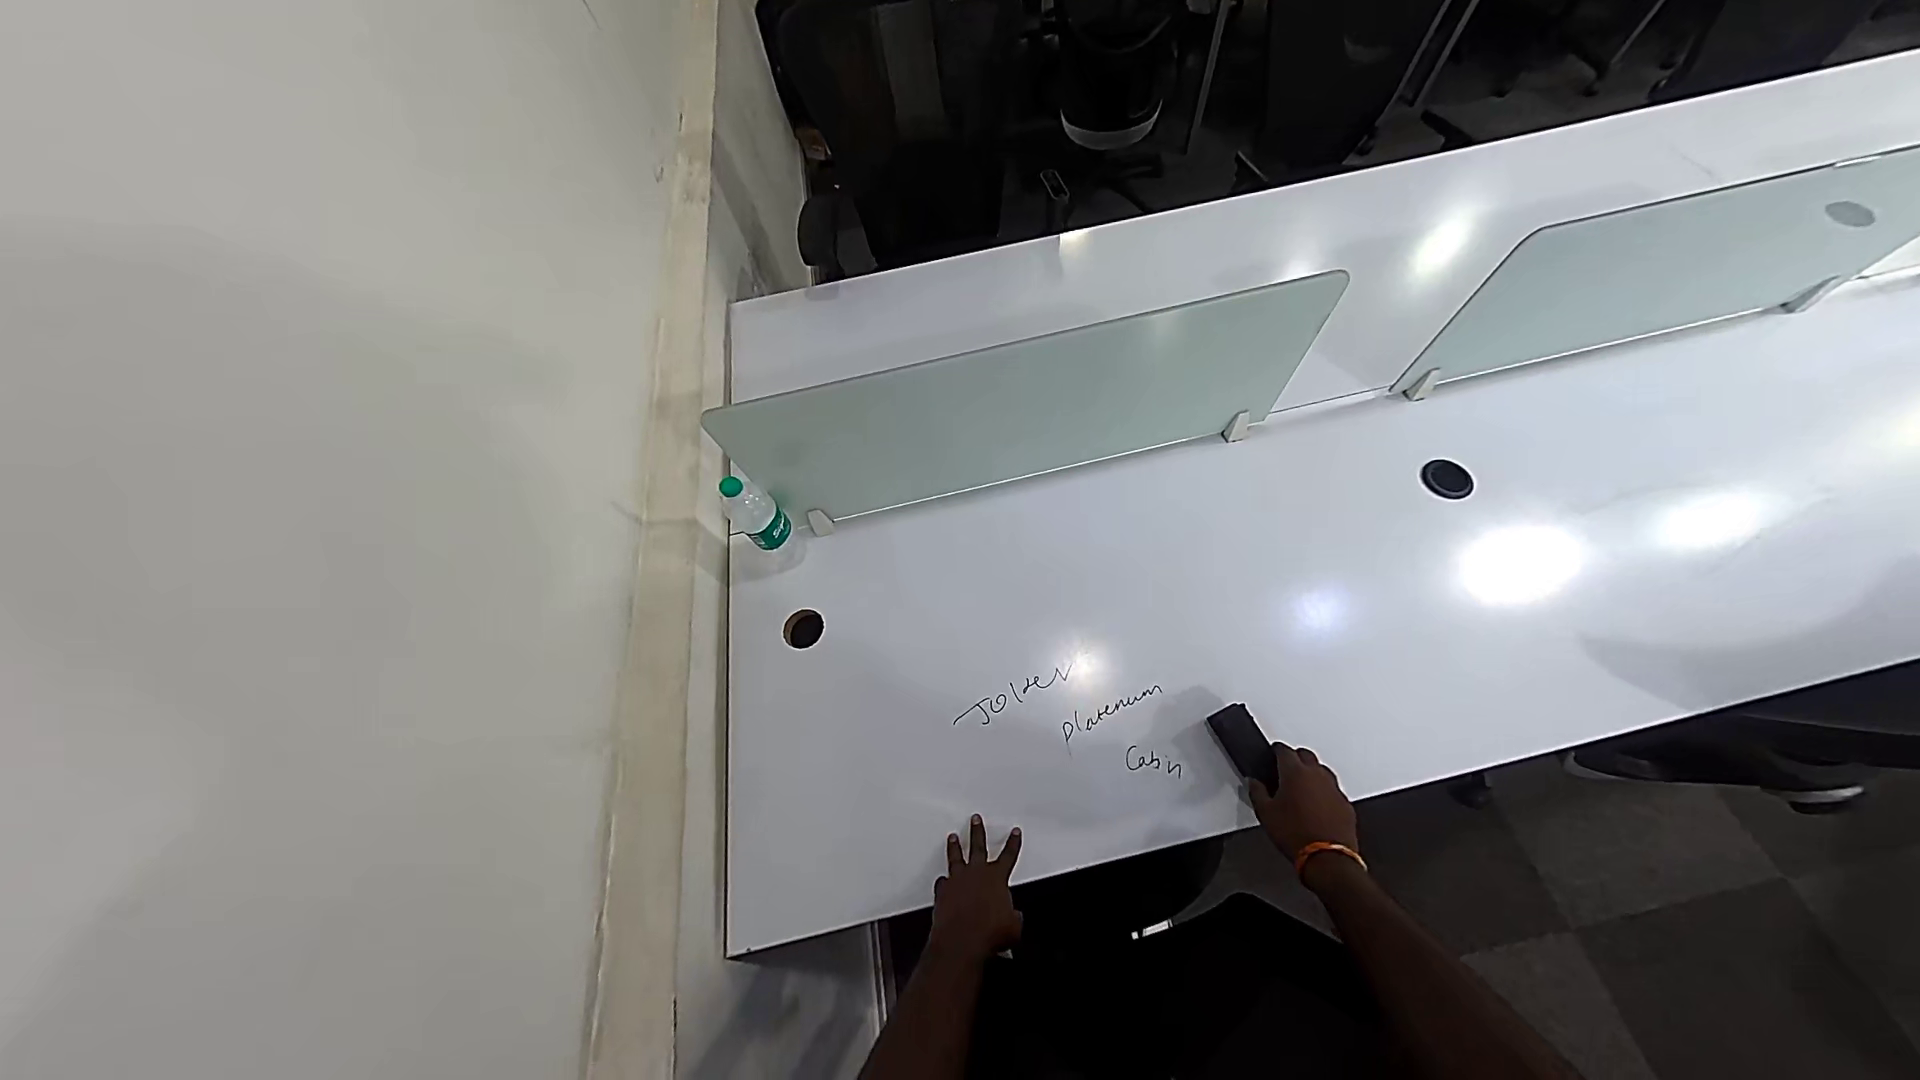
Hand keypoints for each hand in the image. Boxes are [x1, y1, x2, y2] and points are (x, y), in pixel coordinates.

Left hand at [930, 814, 1022, 962]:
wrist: (961, 942)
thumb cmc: (988, 935)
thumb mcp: (1013, 928)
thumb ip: (1014, 917)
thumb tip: (1014, 918)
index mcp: (996, 878)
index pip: (1008, 855)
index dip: (1013, 842)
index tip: (1014, 832)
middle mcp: (976, 873)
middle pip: (978, 845)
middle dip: (978, 831)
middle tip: (976, 819)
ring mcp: (957, 880)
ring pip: (956, 856)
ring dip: (955, 846)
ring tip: (953, 837)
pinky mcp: (943, 891)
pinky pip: (942, 881)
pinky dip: (943, 880)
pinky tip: (942, 879)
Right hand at [1248, 742, 1358, 867]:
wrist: (1327, 860)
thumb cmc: (1297, 835)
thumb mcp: (1265, 812)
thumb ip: (1257, 792)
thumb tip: (1253, 783)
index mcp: (1295, 772)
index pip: (1284, 750)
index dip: (1276, 750)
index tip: (1272, 753)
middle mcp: (1317, 776)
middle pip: (1306, 755)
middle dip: (1295, 757)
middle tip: (1286, 767)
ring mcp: (1334, 790)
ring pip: (1322, 771)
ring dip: (1312, 773)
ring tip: (1301, 785)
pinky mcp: (1346, 805)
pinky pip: (1334, 790)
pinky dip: (1325, 792)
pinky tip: (1317, 804)